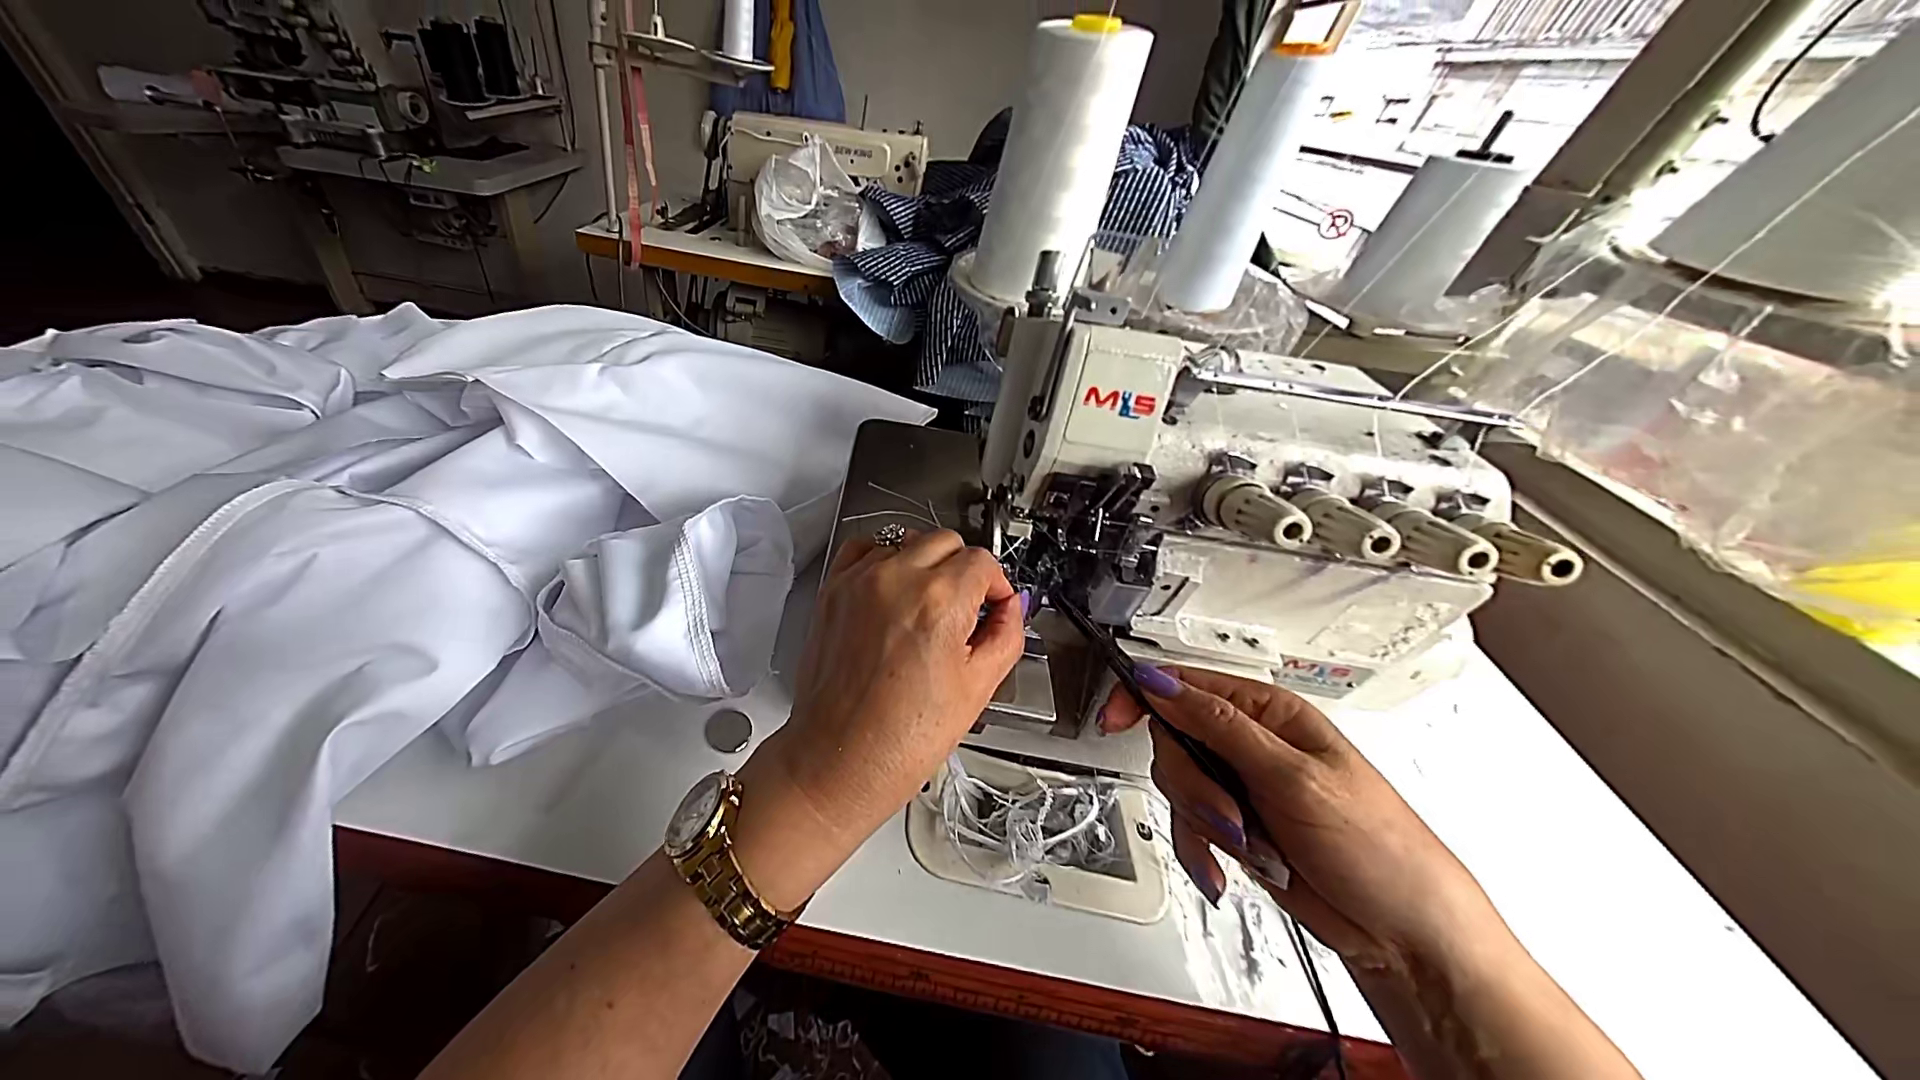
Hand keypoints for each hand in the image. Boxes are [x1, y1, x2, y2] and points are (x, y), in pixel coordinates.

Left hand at [734, 529, 1025, 906]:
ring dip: (926, 564)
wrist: (838, 760)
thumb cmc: (898, 739)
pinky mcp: (834, 591)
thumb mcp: (978, 689)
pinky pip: (865, 549)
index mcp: (938, 602)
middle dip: (965, 571)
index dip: (997, 585)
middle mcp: (896, 581)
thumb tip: (1012, 609)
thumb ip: (1006, 635)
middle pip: (947, 543)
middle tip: (967, 607)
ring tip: (929, 606)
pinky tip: (895, 591)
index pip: (982, 562)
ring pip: (908, 541)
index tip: (996, 603)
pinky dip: (885, 560)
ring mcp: (860, 582)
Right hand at [1099, 666, 1500, 973]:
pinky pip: (1187, 825)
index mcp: (1268, 713)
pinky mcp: (1234, 824)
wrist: (1402, 936)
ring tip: (1247, 843)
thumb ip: (1219, 726)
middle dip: (1190, 782)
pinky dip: (1200, 849)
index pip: (1185, 685)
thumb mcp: (1294, 776)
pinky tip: (1226, 867)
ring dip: (1201, 821)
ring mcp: (1239, 786)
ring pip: (1176, 785)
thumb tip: (1163, 684)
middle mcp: (1249, 744)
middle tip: (1225, 810)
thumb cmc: (1379, 848)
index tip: (1114, 717)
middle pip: (1173, 739)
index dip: (1142, 696)